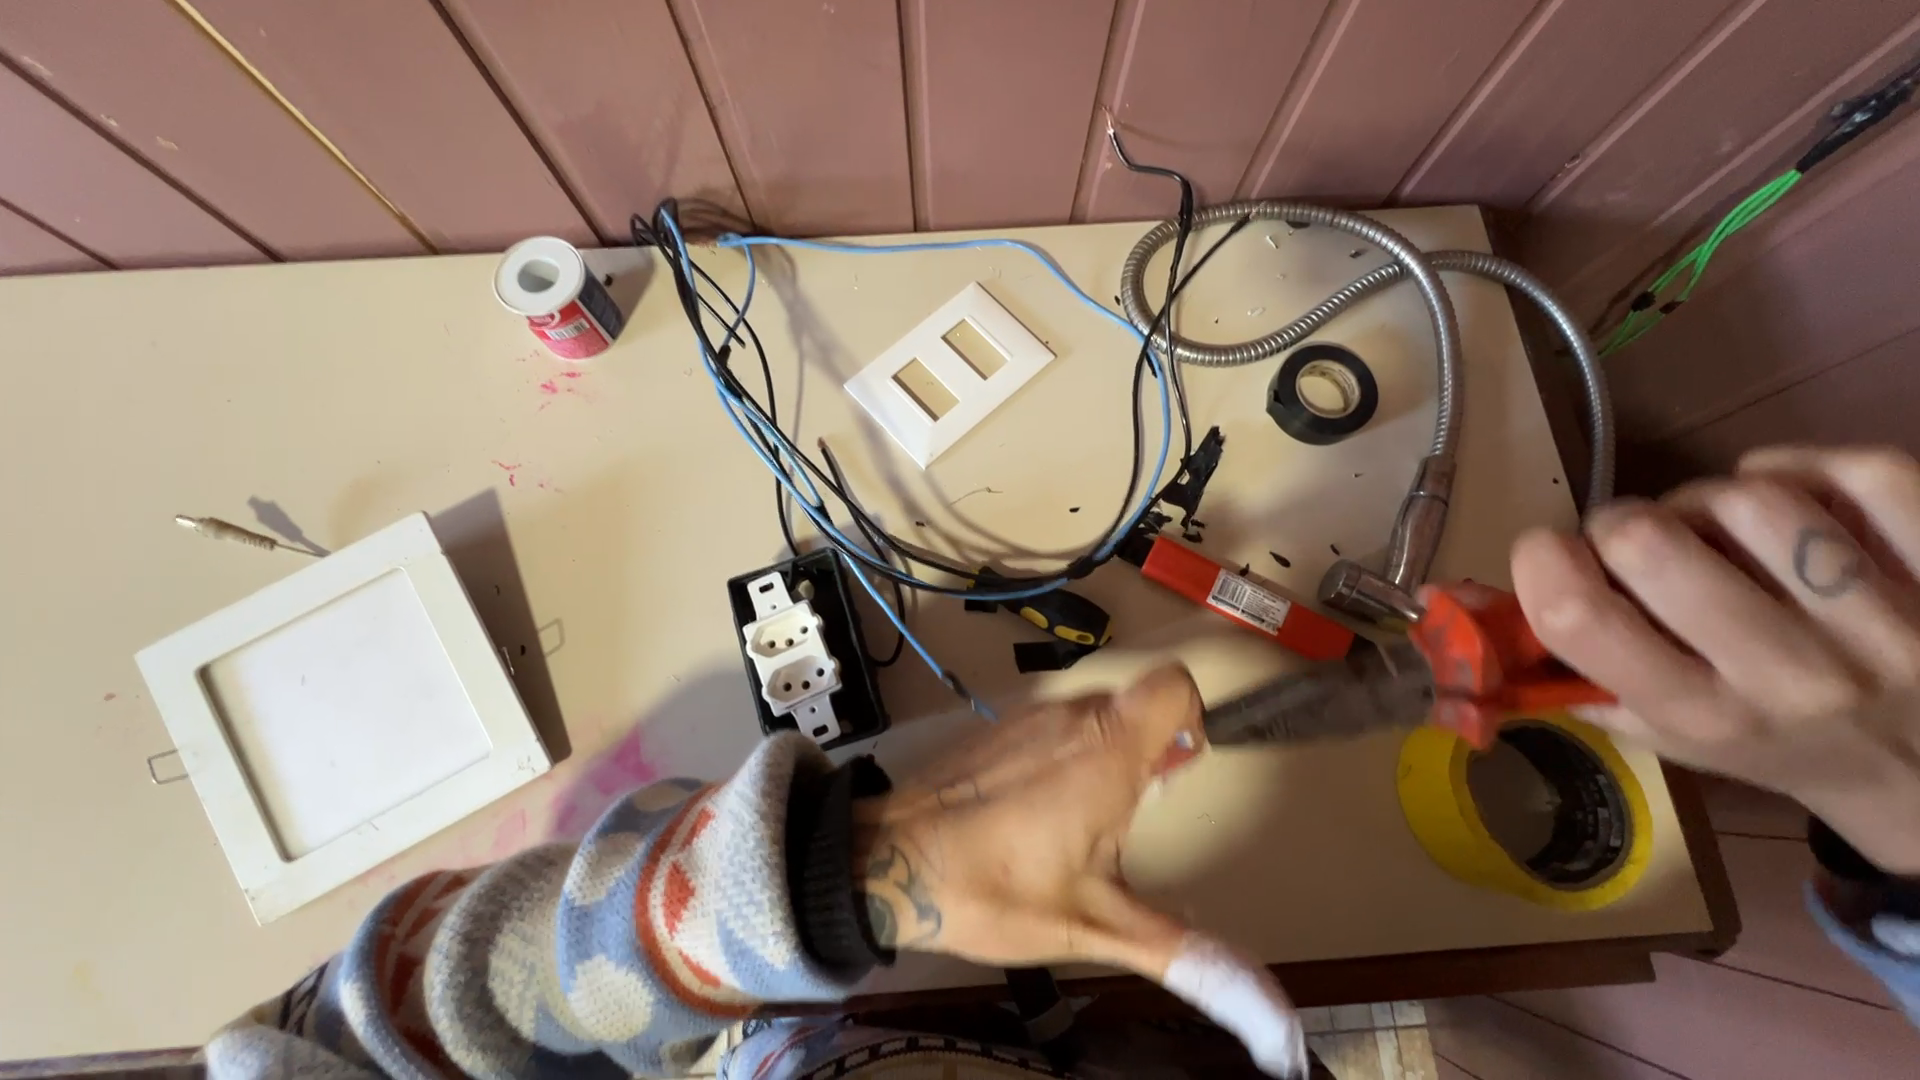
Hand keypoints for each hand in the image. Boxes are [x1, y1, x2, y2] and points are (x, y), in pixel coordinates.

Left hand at [852, 664, 1305, 1077]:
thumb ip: (1185, 954)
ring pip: (1093, 714)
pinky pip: (1052, 724)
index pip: (1173, 685)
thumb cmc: (994, 888)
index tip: (1178, 772)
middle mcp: (1071, 715)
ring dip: (1106, 757)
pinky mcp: (996, 727)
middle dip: (1149, 755)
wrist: (886, 861)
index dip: (1190, 719)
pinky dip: (1065, 754)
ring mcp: (1028, 714)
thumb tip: (1279, 1022)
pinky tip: (1039, 812)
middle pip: (1136, 706)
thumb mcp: (1093, 925)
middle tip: (1130, 819)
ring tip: (1084, 826)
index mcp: (1106, 749)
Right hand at [1512, 446, 1919, 872]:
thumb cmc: (1763, 745)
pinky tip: (1787, 496)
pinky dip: (1799, 467)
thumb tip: (1448, 603)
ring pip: (1746, 499)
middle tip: (1632, 541)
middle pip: (1650, 543)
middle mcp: (1789, 676)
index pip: (1578, 616)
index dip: (1541, 561)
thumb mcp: (1648, 727)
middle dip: (1620, 523)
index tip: (1549, 552)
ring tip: (1716, 529)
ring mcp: (1885, 622)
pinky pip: (1856, 472)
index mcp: (1698, 713)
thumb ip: (1557, 669)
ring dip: (1708, 499)